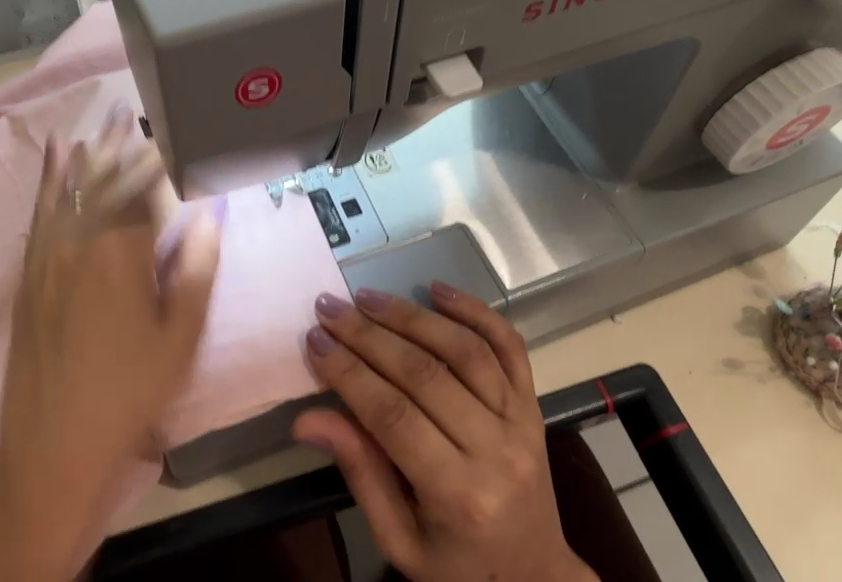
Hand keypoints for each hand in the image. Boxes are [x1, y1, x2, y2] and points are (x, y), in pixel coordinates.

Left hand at [0, 106, 220, 581]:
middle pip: (105, 180)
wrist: (52, 443)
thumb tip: (207, 215)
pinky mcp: (29, 271)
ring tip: (103, 122)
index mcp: (123, 253)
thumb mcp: (179, 337)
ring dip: (89, 154)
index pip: (145, 190)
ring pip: (71, 188)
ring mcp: (49, 254)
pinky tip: (55, 159)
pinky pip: (41, 210)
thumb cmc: (128, 392)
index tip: (170, 128)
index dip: (158, 158)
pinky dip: (49, 179)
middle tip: (134, 112)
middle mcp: (81, 241)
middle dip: (122, 145)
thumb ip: (195, 270)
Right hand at [294, 282, 596, 581]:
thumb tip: (306, 419)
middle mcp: (496, 451)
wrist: (535, 578)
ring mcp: (522, 422)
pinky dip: (476, 311)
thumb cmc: (456, 566)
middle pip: (426, 374)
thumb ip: (359, 472)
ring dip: (412, 316)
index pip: (393, 416)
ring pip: (465, 351)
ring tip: (368, 297)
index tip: (314, 339)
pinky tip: (438, 288)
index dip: (349, 372)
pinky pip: (509, 346)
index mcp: (458, 496)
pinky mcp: (534, 405)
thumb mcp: (398, 539)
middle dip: (369, 335)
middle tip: (329, 308)